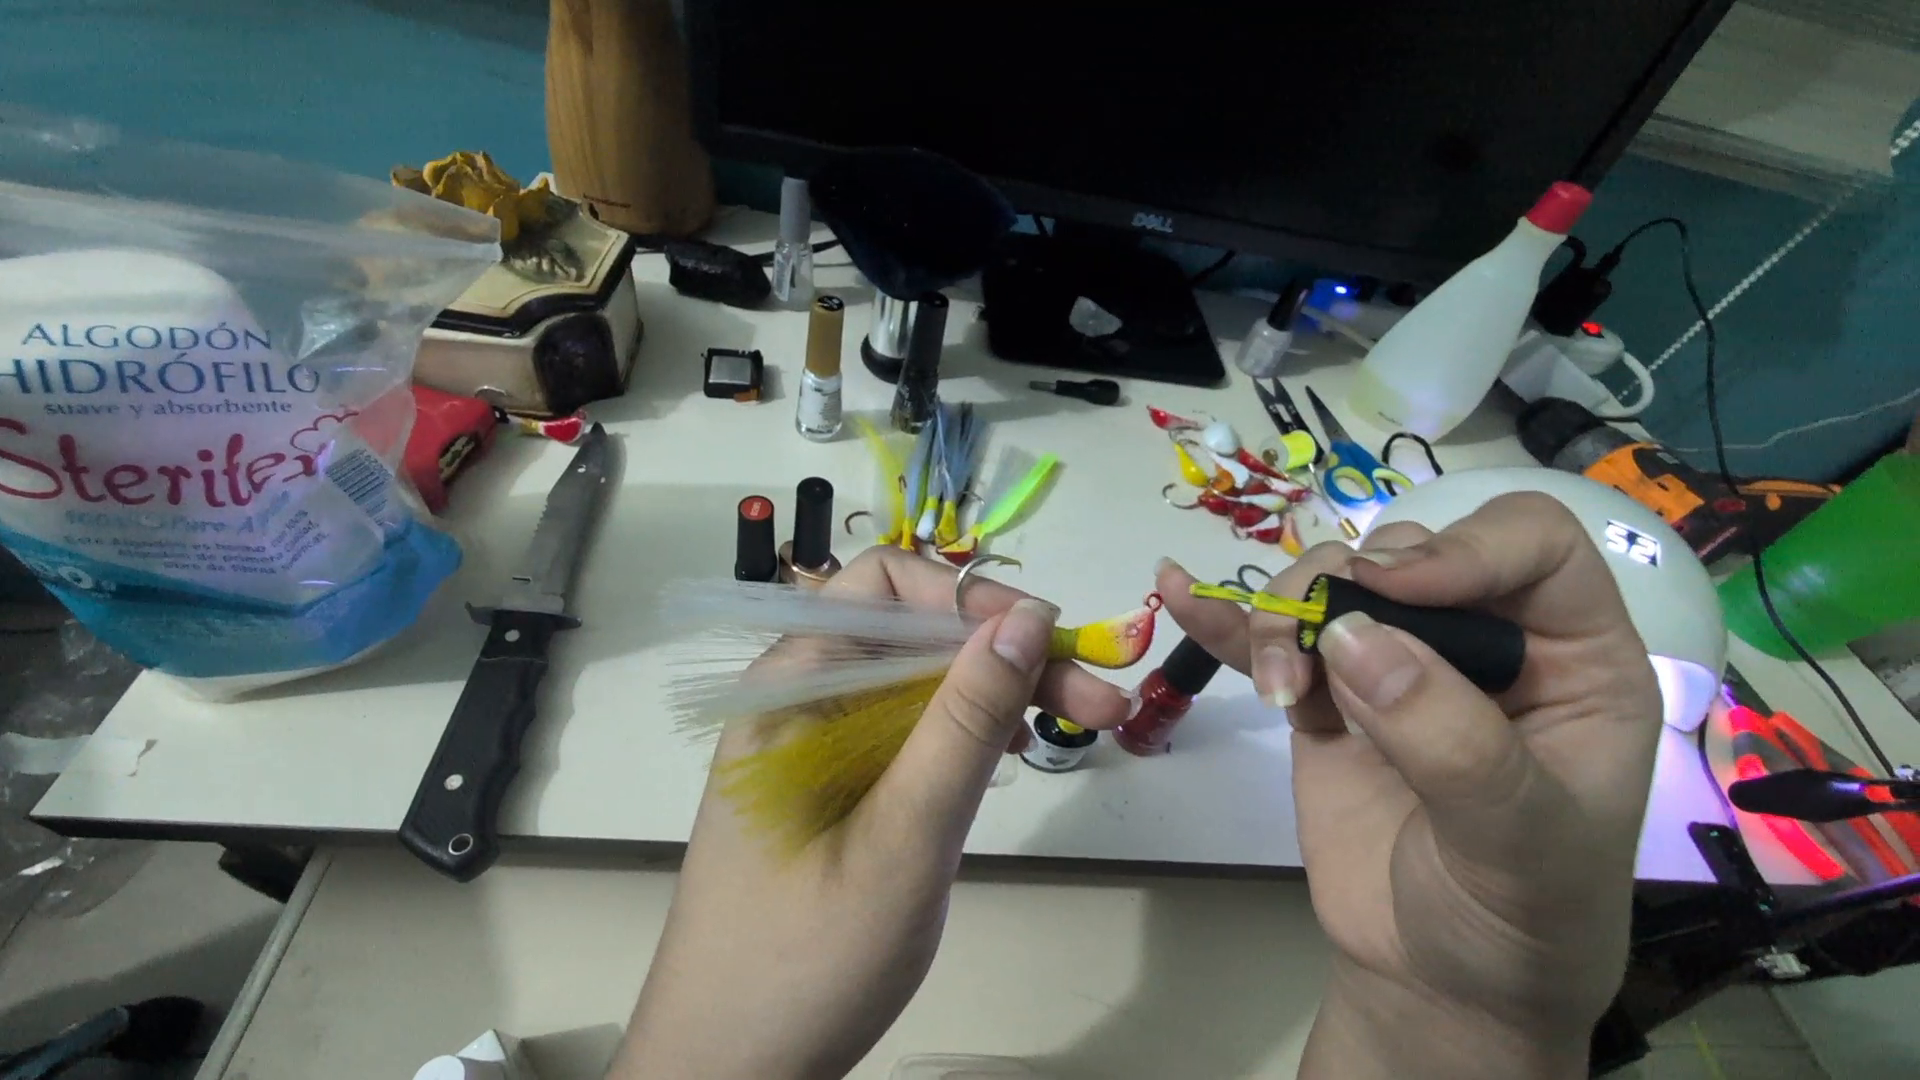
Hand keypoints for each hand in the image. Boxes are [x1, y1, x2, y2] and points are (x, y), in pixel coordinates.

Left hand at [612, 546, 1129, 1079]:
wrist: (728, 1071)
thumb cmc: (806, 959)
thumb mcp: (906, 835)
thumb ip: (965, 720)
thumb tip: (1027, 619)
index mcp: (792, 683)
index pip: (884, 584)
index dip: (969, 595)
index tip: (1046, 637)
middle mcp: (801, 694)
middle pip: (913, 633)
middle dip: (1007, 653)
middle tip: (1100, 698)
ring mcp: (817, 739)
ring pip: (918, 680)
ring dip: (998, 690)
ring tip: (1076, 722)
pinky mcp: (836, 780)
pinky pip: (907, 726)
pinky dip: (965, 729)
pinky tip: (1006, 751)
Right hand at [1159, 493, 1662, 1078]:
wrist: (1434, 977)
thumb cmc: (1517, 917)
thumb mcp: (1516, 842)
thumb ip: (1449, 739)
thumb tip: (1351, 634)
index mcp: (1567, 658)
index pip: (1530, 547)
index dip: (1462, 547)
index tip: (1388, 590)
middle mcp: (1478, 643)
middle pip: (1403, 554)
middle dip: (1348, 588)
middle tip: (1316, 655)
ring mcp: (1393, 666)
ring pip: (1330, 587)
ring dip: (1285, 617)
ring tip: (1275, 691)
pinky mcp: (1325, 696)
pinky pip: (1274, 640)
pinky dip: (1224, 619)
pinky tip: (1178, 592)